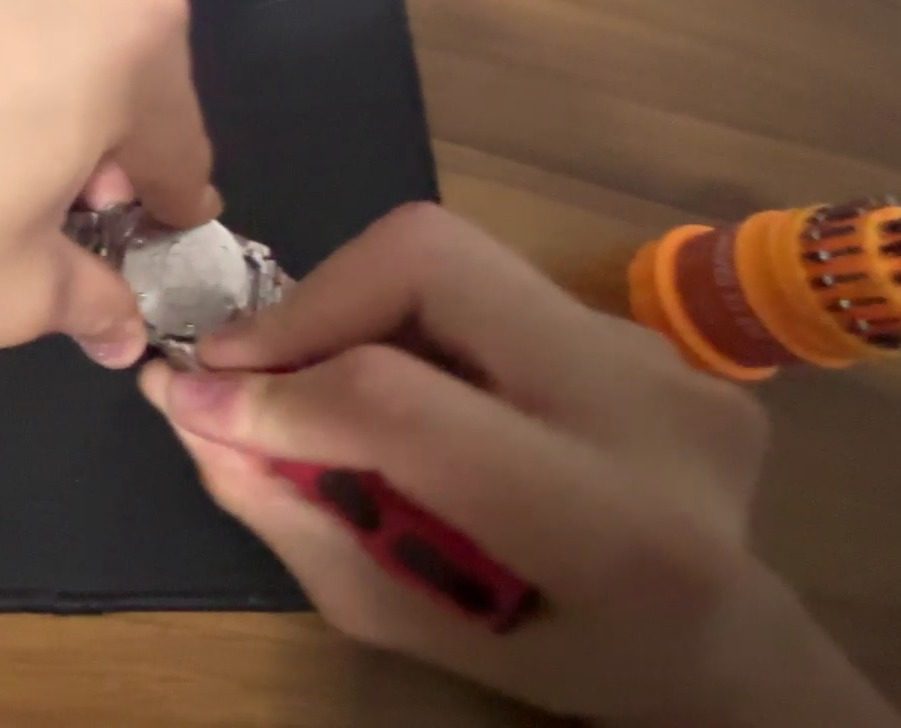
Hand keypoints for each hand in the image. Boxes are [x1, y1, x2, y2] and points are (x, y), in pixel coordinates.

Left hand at [0, 0, 215, 364]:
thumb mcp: (13, 290)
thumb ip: (88, 304)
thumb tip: (123, 333)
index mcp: (134, 33)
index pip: (177, 142)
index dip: (170, 202)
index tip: (161, 234)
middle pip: (128, 72)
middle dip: (112, 146)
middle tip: (73, 209)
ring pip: (67, 30)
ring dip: (61, 96)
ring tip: (7, 164)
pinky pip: (0, 7)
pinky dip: (1, 62)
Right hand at [138, 204, 900, 726]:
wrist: (718, 637)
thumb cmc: (539, 650)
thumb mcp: (386, 611)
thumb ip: (276, 503)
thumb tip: (183, 401)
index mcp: (608, 523)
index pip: (399, 403)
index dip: (277, 393)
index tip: (191, 395)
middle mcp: (645, 402)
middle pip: (424, 259)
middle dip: (306, 302)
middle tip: (247, 359)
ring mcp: (648, 344)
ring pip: (436, 249)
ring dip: (338, 303)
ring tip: (312, 369)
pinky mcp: (625, 318)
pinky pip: (463, 275)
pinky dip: (387, 311)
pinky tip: (388, 369)